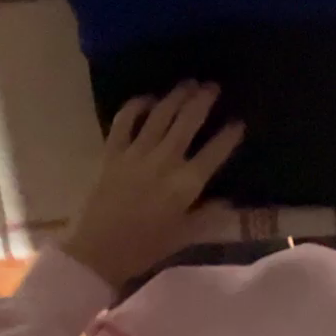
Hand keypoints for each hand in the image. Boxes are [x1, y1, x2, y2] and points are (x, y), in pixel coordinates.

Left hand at [60, 83, 245, 286]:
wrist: (97, 251)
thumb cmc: (144, 248)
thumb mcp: (184, 236)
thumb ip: (208, 216)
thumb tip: (228, 201)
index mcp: (186, 183)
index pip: (215, 151)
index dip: (229, 134)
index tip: (238, 122)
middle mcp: (165, 161)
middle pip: (188, 122)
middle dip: (203, 101)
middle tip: (213, 86)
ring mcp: (136, 153)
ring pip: (160, 115)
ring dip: (176, 97)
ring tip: (188, 83)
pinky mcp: (112, 152)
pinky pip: (124, 121)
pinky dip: (136, 106)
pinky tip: (147, 98)